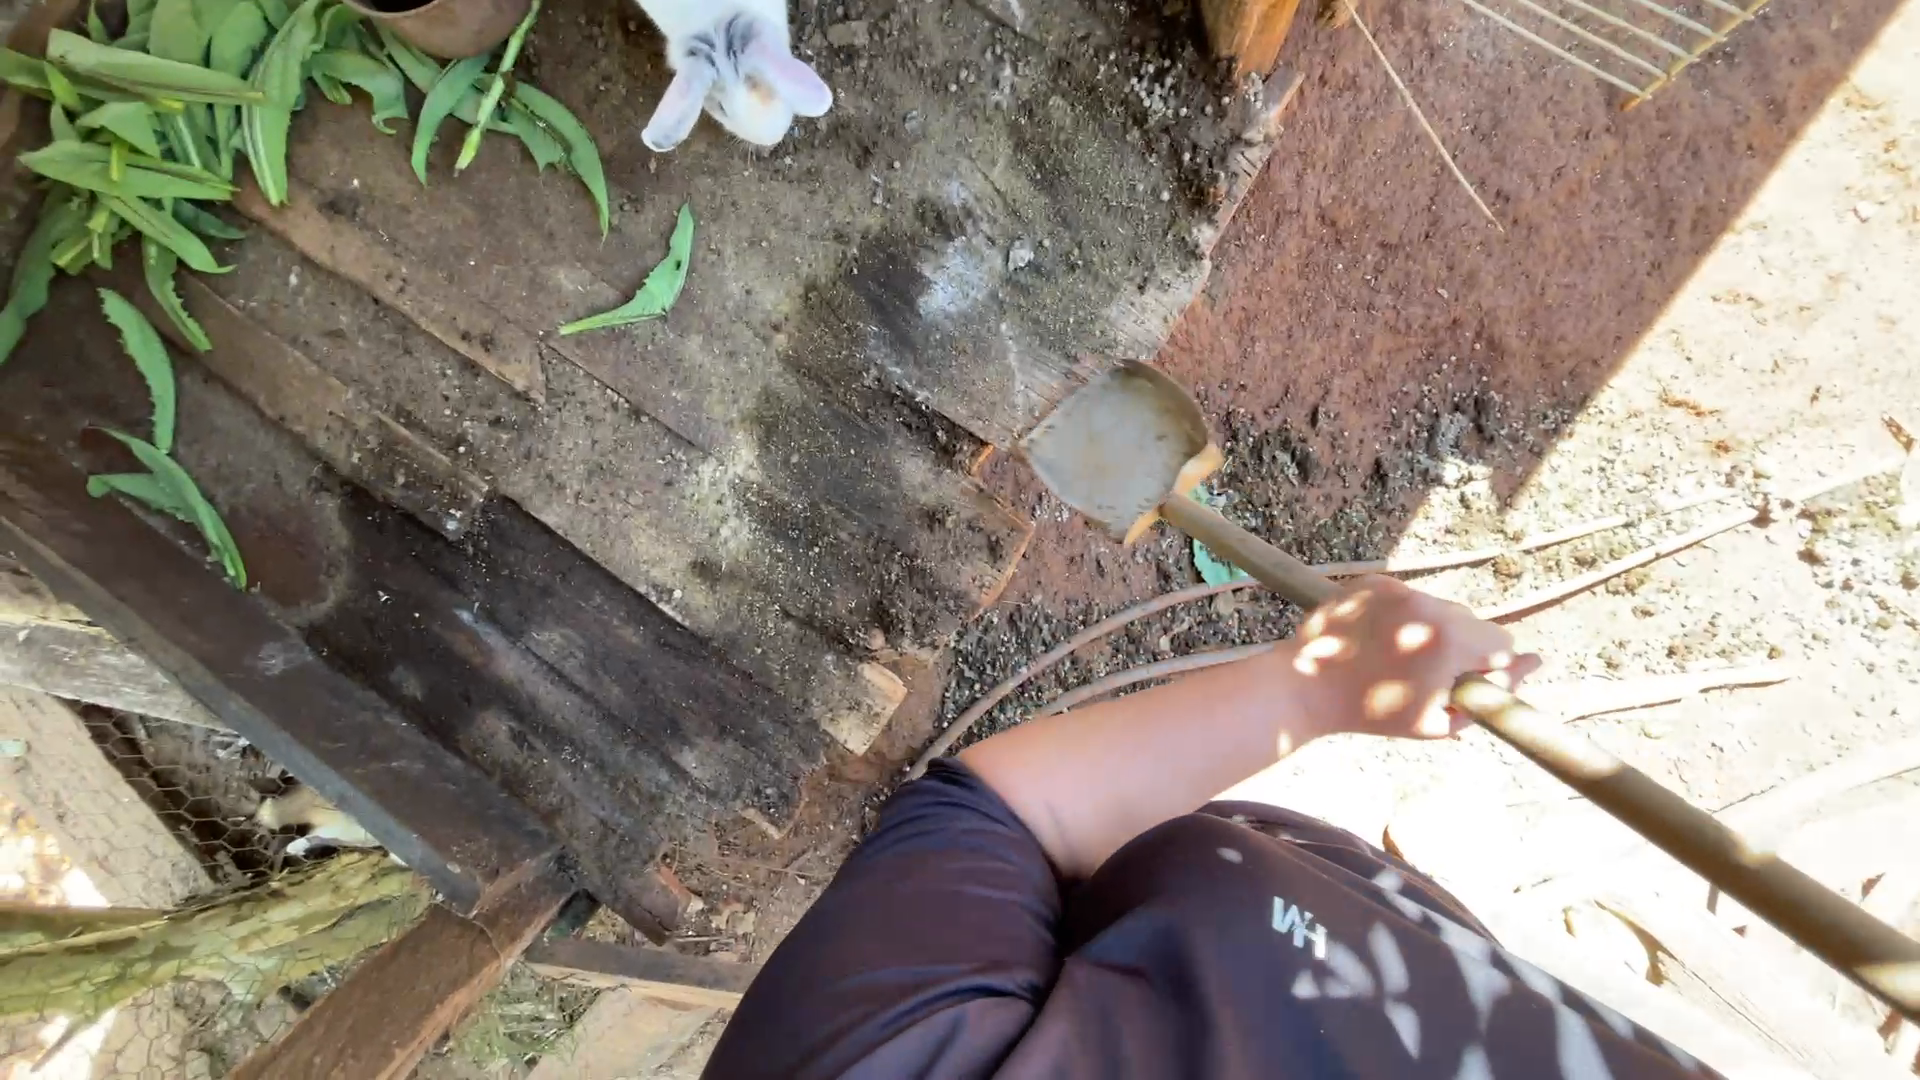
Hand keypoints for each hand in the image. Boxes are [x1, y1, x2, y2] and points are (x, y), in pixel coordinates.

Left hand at [1282, 576, 1540, 739]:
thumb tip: (1535, 662)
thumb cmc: (1374, 712)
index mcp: (1451, 639)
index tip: (1454, 681)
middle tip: (1418, 670)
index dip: (1483, 667)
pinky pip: (1404, 596)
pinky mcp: (1370, 581)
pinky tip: (1374, 637)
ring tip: (1391, 654)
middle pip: (1470, 622)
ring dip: (1428, 627)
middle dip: (1457, 645)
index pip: (1501, 643)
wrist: (1305, 686)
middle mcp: (1428, 605)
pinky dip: (1398, 613)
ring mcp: (1396, 589)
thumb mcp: (1443, 718)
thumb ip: (1496, 692)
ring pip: (1437, 607)